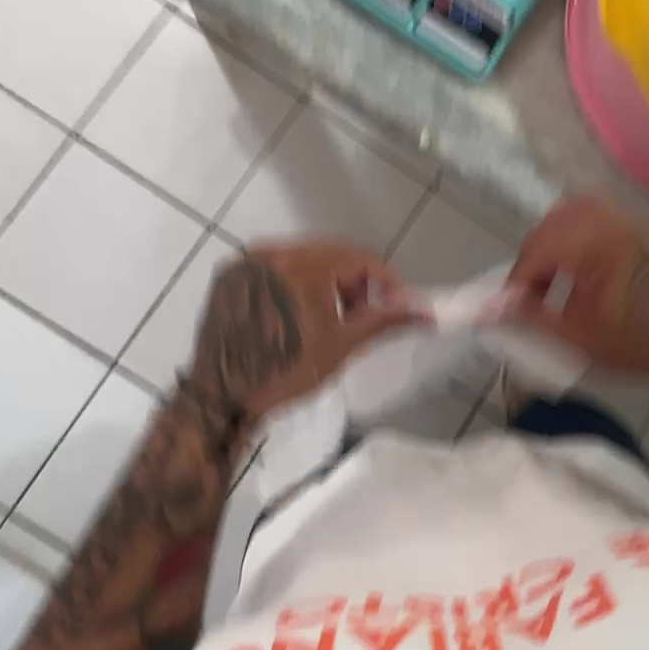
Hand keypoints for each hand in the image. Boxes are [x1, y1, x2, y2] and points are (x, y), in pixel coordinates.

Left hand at [183, 242, 425, 430]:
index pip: (360, 258)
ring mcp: (246, 262)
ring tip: (331, 321)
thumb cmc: (285, 372)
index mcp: (302, 264)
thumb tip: (427, 312)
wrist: (221, 397)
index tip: (399, 306)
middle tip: (363, 317)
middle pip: (331, 255)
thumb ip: (386, 320)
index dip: (387, 282)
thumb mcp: (342, 345)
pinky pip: (275, 271)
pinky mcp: (229, 277)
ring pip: (303, 261)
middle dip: (356, 284)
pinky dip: (295, 287)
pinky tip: (298, 319)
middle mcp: (271, 251)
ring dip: (326, 284)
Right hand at [504, 196, 648, 377]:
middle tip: (529, 297)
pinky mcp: (634, 227)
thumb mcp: (578, 337)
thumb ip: (530, 316)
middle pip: (549, 226)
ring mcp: (625, 221)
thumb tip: (488, 309)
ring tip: (550, 280)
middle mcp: (610, 223)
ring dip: (551, 243)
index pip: (536, 250)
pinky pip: (592, 215)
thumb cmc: (639, 343)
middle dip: (532, 260)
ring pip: (569, 214)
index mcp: (596, 247)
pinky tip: (574, 266)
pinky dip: (573, 234)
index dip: (516, 281)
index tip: (510, 309)